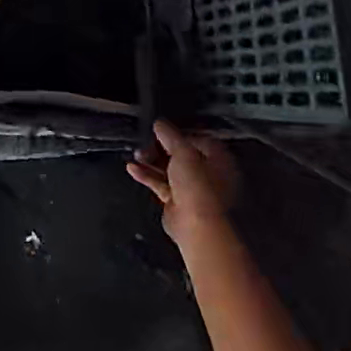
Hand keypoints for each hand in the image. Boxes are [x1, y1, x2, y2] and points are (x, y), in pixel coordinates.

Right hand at [127, 121, 238, 245]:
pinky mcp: (177, 202)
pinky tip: (132, 168)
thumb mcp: (183, 152)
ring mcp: (192, 188)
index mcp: (218, 158)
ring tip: (137, 155)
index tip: (159, 130)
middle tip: (145, 143)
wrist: (197, 227)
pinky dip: (148, 176)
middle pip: (181, 155)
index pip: (197, 139)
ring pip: (170, 170)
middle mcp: (208, 172)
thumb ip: (170, 136)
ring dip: (152, 161)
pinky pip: (162, 184)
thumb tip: (159, 123)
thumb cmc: (198, 185)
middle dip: (161, 148)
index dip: (177, 134)